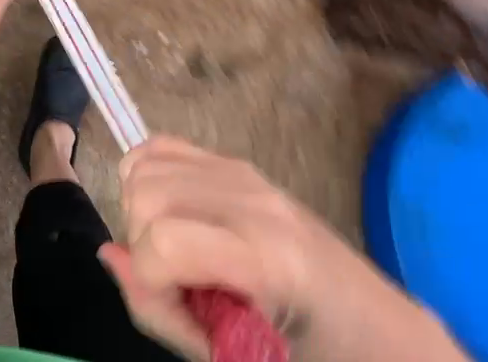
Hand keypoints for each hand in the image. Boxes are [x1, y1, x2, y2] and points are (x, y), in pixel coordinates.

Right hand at [99, 137, 461, 361]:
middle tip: (179, 287)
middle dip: (143, 247)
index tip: (184, 318)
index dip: (153, 286)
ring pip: (143, 168)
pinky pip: (159, 147)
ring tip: (177, 252)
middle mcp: (252, 199)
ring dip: (141, 213)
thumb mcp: (240, 358)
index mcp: (268, 256)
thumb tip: (111, 256)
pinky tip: (170, 214)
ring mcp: (242, 172)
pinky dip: (145, 177)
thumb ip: (162, 312)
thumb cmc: (311, 355)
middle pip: (145, 196)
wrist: (375, 328)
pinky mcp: (233, 161)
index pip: (165, 242)